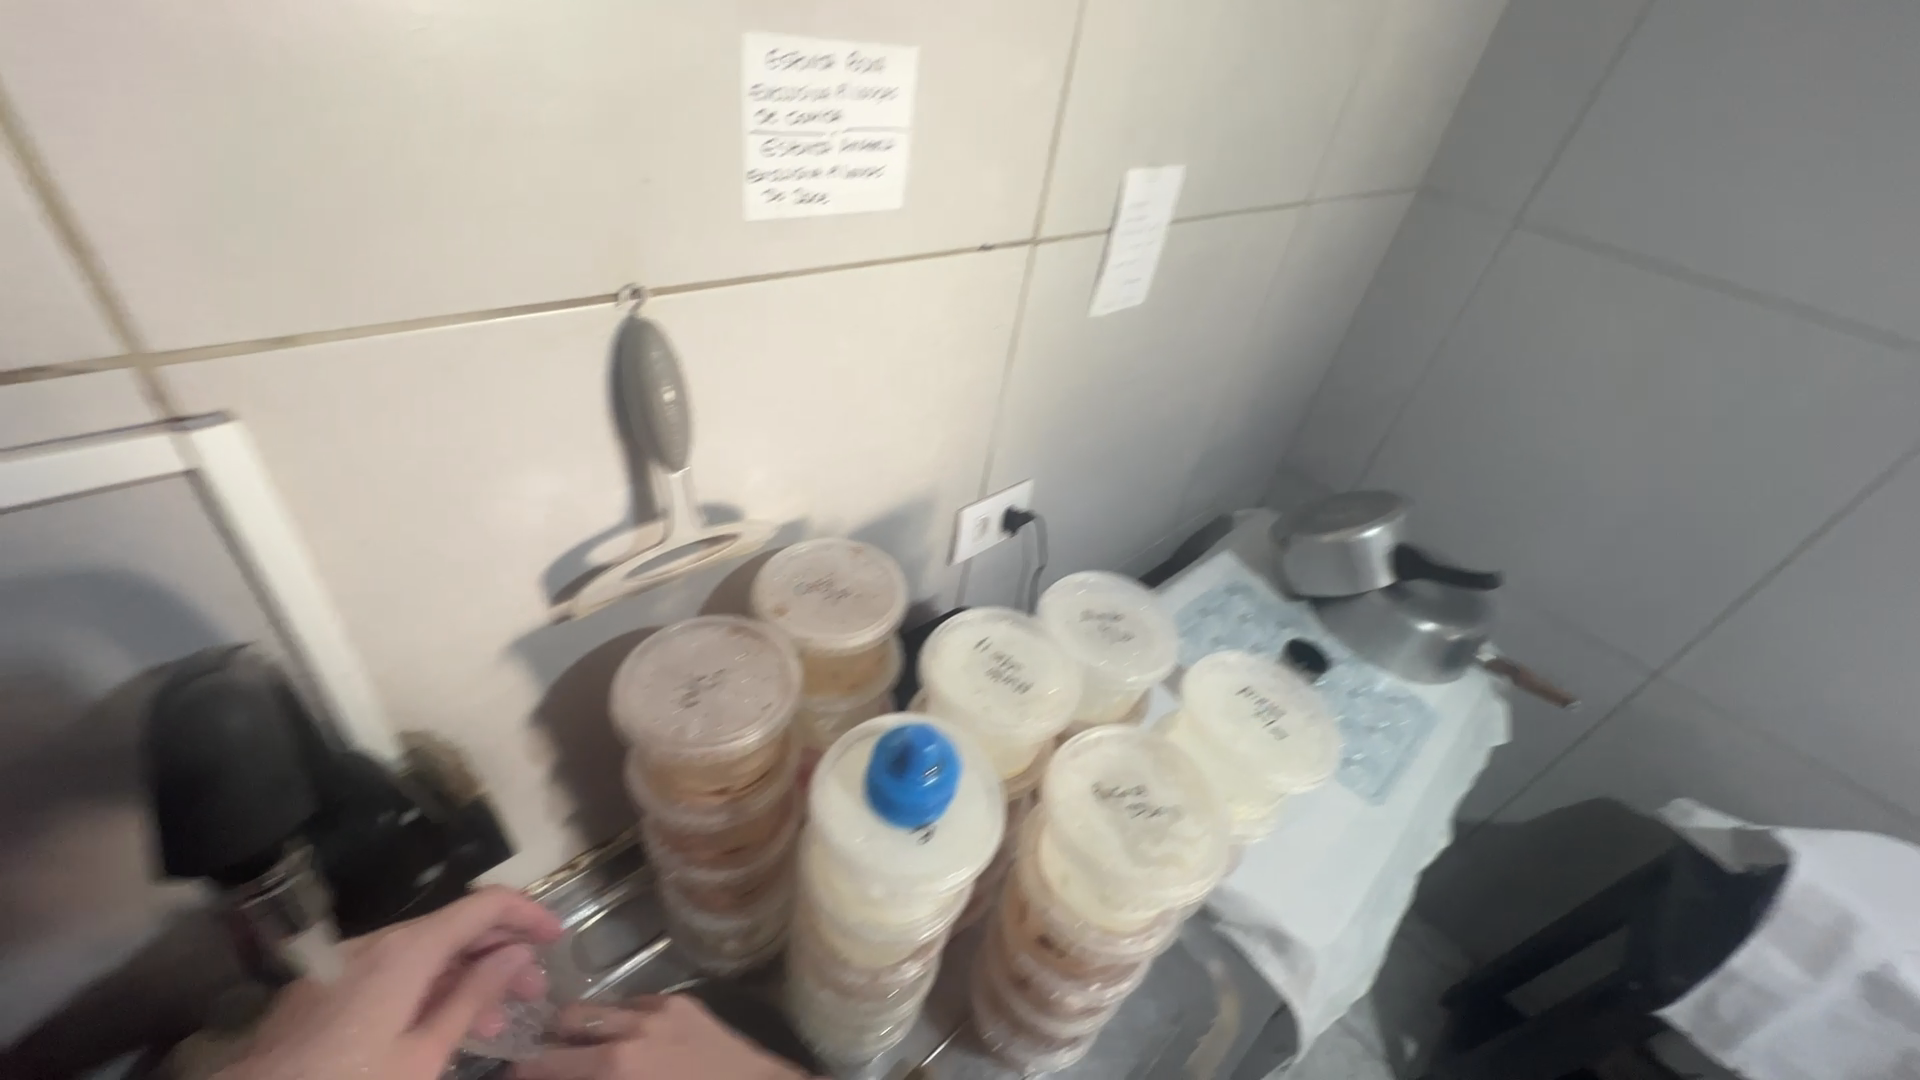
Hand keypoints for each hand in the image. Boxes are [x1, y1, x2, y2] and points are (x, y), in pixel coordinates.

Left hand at [219, 886, 563, 1079]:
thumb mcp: (422, 1058)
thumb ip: (474, 997)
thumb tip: (517, 951)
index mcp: (407, 950)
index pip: (487, 905)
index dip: (530, 913)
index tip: (558, 937)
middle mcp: (375, 943)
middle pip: (456, 928)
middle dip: (501, 953)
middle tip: (533, 992)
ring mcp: (340, 967)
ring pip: (423, 954)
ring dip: (466, 977)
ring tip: (494, 1021)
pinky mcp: (315, 994)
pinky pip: (388, 974)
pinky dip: (425, 989)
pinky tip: (438, 1026)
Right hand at [514, 997, 811, 1079]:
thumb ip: (590, 1077)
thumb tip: (564, 1072)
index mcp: (615, 1063)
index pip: (546, 1061)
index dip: (523, 1070)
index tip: (512, 1074)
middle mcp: (633, 1025)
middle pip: (570, 1018)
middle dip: (549, 1038)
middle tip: (541, 1059)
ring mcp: (662, 1007)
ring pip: (604, 1006)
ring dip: (585, 1025)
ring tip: (578, 1048)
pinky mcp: (686, 1001)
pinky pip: (639, 1002)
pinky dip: (622, 1018)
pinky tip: (625, 1039)